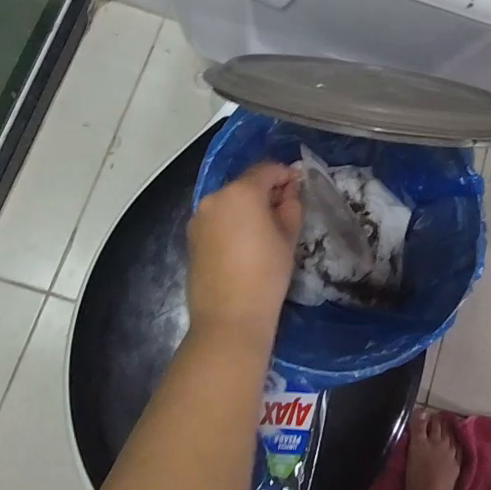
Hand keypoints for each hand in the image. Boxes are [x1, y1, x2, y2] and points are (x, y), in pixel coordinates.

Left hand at [186, 161, 303, 346]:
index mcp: (241, 192)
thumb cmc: (266, 275)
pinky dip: (232, 223)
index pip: (267, 170)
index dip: (285, 175)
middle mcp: (215, 198)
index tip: (299, 188)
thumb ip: (291, 206)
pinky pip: (217, 220)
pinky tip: (245, 244)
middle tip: (285, 210)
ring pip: (229, 202)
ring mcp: (199, 218)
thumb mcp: (288, 238)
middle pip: (245, 184)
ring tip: (265, 230)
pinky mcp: (192, 238)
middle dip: (266, 192)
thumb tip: (289, 192)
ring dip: (247, 208)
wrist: (229, 319)